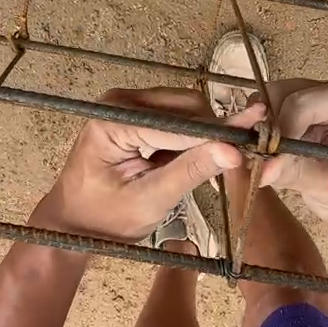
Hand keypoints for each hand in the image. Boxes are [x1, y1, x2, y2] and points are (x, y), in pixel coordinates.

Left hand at [27, 87, 243, 242]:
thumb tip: (232, 151)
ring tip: (220, 161)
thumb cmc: (104, 220)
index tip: (255, 134)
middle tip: (242, 155)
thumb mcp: (150, 201)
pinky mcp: (134, 114)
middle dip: (214, 130)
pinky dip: (192, 136)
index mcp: (114, 121)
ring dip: (205, 133)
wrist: (72, 224)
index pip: (179, 124)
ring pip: (185, 109)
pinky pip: (175, 117)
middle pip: (185, 106)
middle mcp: (119, 102)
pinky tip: (199, 158)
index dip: (219, 132)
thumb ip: (190, 172)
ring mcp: (126, 105)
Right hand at [243, 79, 327, 232]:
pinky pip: (259, 121)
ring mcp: (304, 105)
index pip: (302, 103)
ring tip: (251, 162)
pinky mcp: (288, 121)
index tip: (269, 160)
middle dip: (261, 126)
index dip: (280, 128)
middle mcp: (323, 93)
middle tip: (252, 158)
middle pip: (277, 96)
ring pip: (262, 106)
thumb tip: (262, 168)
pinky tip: (251, 161)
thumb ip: (297, 171)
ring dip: (251, 132)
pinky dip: (249, 139)